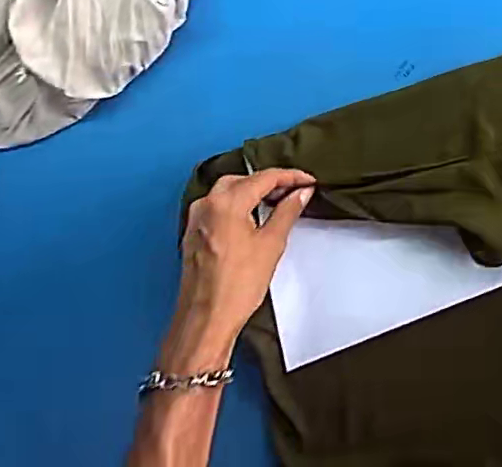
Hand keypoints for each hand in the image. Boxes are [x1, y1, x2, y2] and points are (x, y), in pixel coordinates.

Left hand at [157, 168, 314, 371]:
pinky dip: (238, 204)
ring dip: (253, 192)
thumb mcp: (272, 243)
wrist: (204, 324)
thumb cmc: (236, 287)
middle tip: (295, 189)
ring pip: (228, 191)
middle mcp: (206, 205)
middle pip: (244, 179)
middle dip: (271, 182)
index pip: (264, 177)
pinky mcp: (192, 234)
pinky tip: (254, 215)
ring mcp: (195, 220)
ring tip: (278, 201)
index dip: (291, 176)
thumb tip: (301, 192)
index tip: (308, 181)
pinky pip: (218, 206)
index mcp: (225, 203)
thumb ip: (288, 210)